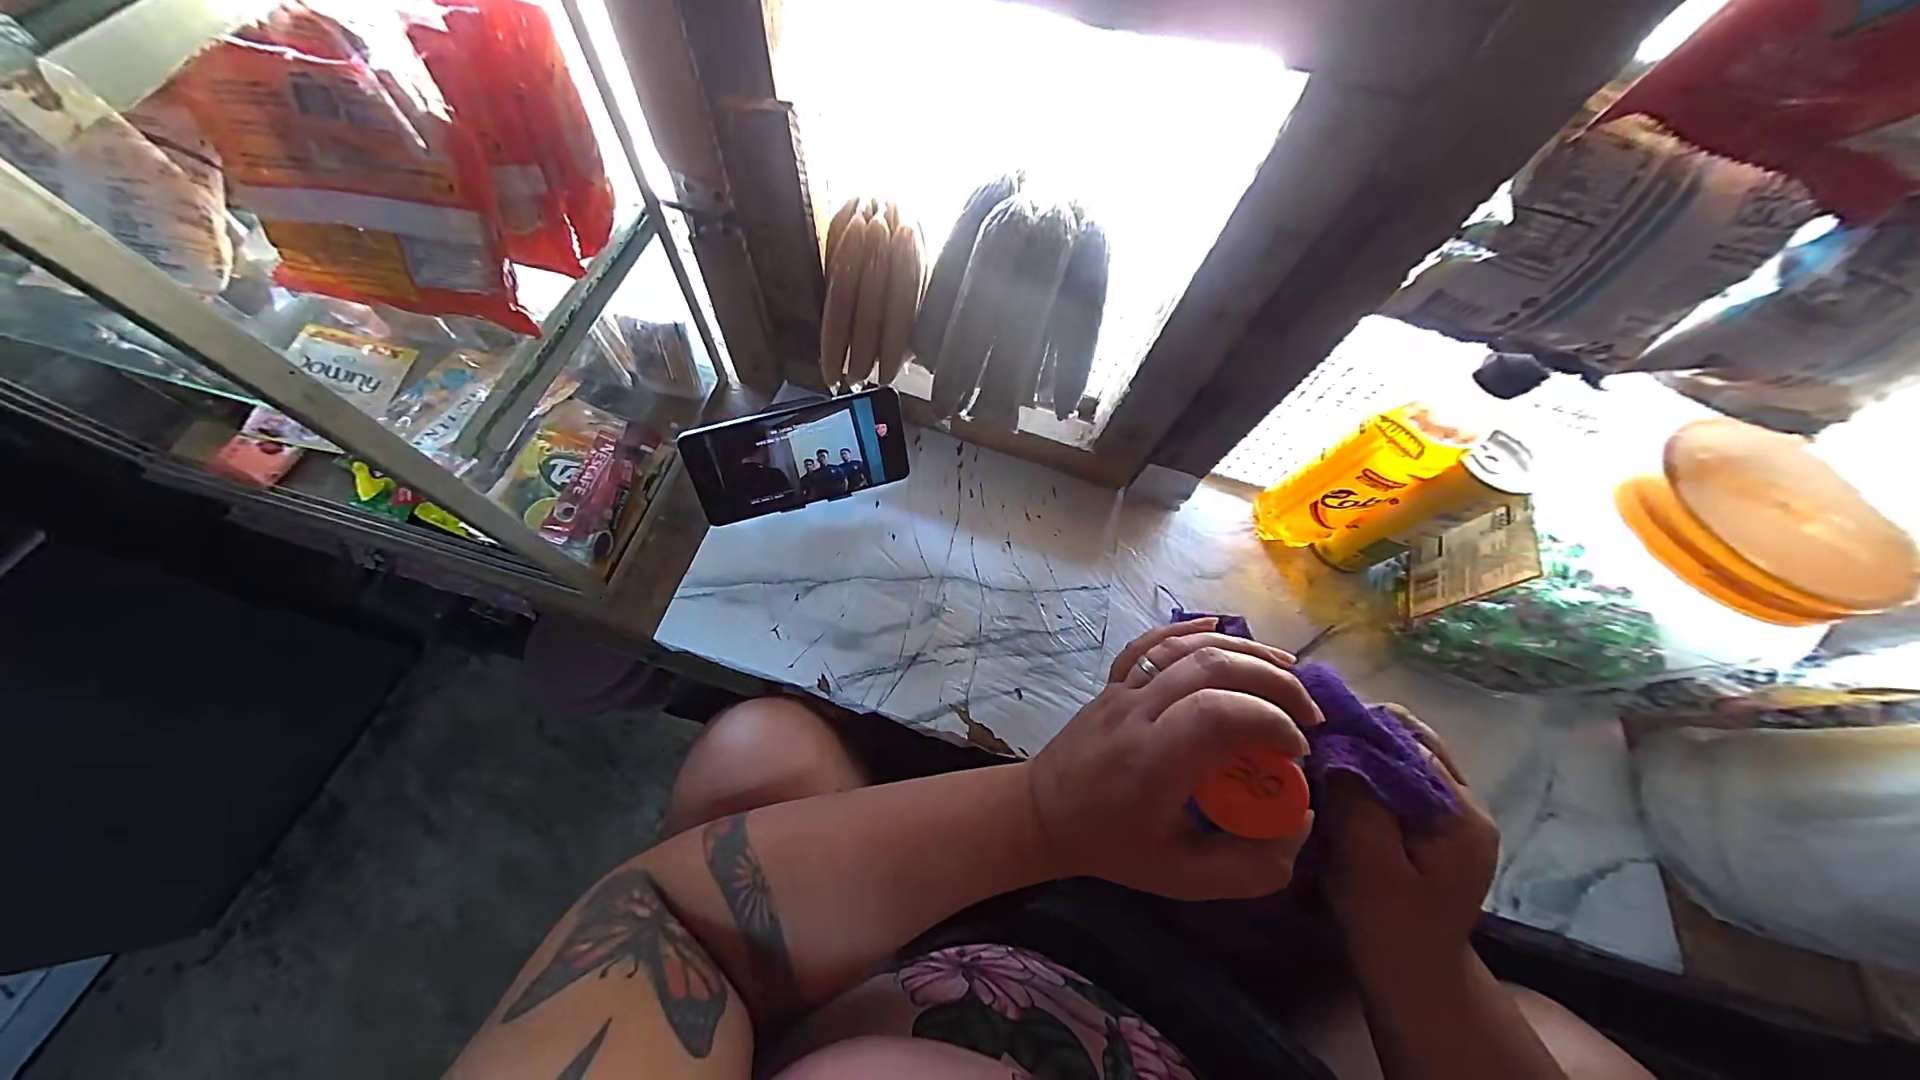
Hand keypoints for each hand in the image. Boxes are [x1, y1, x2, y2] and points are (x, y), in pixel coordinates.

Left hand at [1025, 621, 1324, 900]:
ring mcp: (1121, 691)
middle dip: (1271, 681)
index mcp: (1152, 763)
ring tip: (1288, 670)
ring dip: (1242, 651)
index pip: (1217, 714)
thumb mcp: (1186, 878)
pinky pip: (1148, 643)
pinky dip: (1186, 630)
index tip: (1297, 752)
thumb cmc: (1114, 846)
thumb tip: (1303, 814)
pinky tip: (1219, 625)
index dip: (1268, 720)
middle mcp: (1135, 714)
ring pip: (1182, 648)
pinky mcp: (1114, 682)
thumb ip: (1252, 864)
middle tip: (1307, 715)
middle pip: (1207, 668)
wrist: (1043, 812)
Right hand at [1323, 705, 1498, 975]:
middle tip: (1311, 737)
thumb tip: (1335, 743)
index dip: (1361, 729)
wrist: (1410, 973)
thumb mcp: (1369, 865)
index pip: (1412, 746)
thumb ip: (1357, 803)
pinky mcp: (1425, 820)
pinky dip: (1360, 767)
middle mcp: (1461, 804)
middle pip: (1409, 740)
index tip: (1313, 726)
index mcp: (1461, 815)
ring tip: (1317, 751)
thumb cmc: (1390, 925)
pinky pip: (1391, 774)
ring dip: (1357, 748)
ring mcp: (1445, 811)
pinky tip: (1330, 776)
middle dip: (1359, 733)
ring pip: (1398, 753)